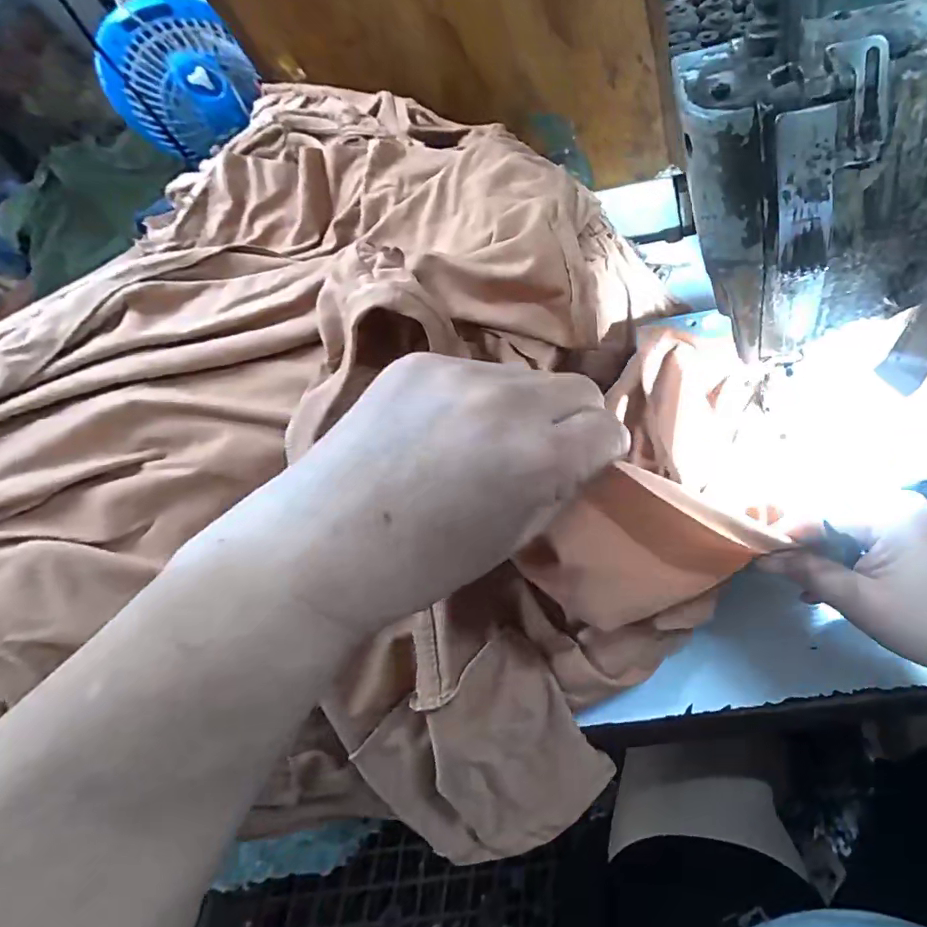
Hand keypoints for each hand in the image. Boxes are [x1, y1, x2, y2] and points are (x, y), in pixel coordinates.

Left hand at [180, 353, 627, 637]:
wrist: (318, 547)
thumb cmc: (422, 564)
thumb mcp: (513, 537)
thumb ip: (559, 487)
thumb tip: (584, 457)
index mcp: (536, 455)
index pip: (608, 426)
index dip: (604, 450)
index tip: (589, 464)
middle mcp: (506, 399)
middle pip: (578, 389)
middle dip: (575, 420)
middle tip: (547, 449)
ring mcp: (457, 372)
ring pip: (526, 377)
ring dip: (525, 406)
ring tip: (486, 440)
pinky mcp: (418, 361)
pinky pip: (475, 372)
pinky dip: (477, 397)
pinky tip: (442, 428)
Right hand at [756, 492, 926, 681]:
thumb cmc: (922, 623)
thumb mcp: (859, 600)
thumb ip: (809, 573)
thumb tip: (763, 559)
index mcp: (888, 511)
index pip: (821, 514)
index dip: (785, 533)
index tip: (753, 549)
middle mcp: (895, 503)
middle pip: (830, 517)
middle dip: (800, 543)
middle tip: (769, 563)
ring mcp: (902, 518)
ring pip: (842, 529)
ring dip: (818, 554)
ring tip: (791, 578)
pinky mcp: (905, 535)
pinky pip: (860, 538)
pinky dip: (840, 558)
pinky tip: (819, 584)